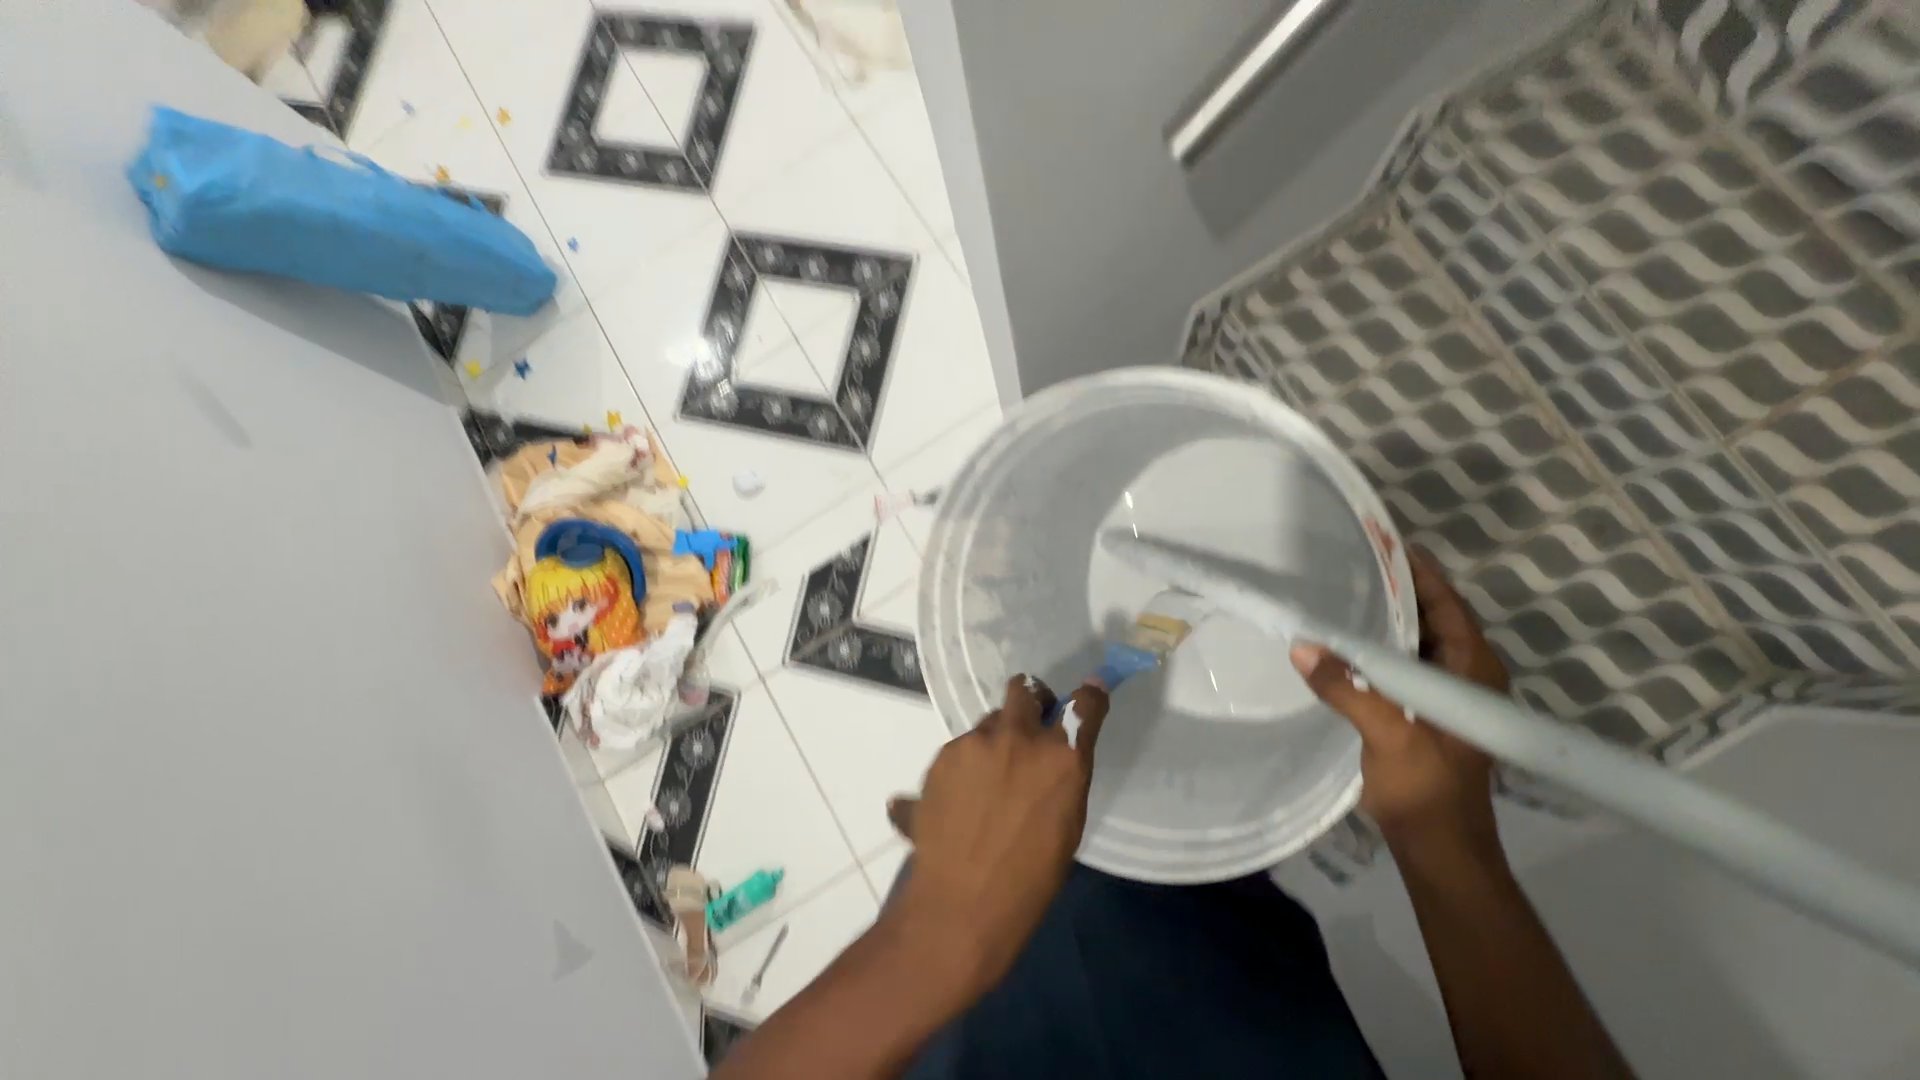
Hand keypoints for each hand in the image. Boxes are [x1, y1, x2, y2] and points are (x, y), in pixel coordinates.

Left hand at [883, 676, 1109, 997]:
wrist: (961, 904)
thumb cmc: (1029, 879)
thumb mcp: (1065, 825)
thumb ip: (1063, 778)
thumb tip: (1058, 756)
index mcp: (1062, 758)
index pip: (1084, 706)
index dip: (1088, 697)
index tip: (1088, 694)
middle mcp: (1019, 738)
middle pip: (1024, 691)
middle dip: (1029, 702)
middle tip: (1027, 729)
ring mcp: (976, 743)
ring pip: (989, 723)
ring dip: (994, 741)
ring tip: (986, 784)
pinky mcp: (943, 756)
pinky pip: (961, 749)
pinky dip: (965, 766)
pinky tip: (960, 801)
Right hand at [1290, 547, 1508, 848]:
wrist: (1438, 845)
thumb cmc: (1426, 787)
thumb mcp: (1386, 734)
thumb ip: (1346, 688)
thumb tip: (1301, 646)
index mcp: (1473, 671)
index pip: (1448, 605)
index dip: (1418, 573)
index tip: (1382, 542)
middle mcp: (1467, 675)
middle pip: (1433, 617)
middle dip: (1396, 588)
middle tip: (1350, 561)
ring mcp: (1448, 694)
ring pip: (1417, 641)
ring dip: (1386, 618)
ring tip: (1341, 591)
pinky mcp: (1427, 711)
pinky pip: (1403, 663)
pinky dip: (1379, 646)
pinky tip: (1345, 641)